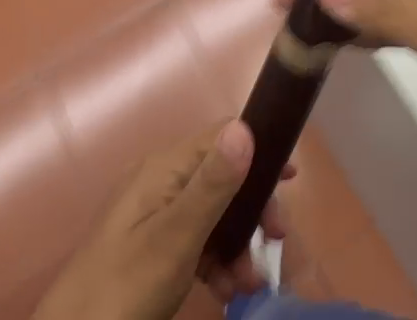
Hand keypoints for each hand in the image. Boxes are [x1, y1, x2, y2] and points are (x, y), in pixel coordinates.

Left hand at [32, 121, 293, 319]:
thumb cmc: (125, 285)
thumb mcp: (176, 237)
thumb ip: (212, 184)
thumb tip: (246, 126)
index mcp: (164, 168)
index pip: (220, 136)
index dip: (258, 150)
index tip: (291, 178)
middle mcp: (160, 182)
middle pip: (222, 177)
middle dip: (253, 207)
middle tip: (276, 240)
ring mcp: (153, 216)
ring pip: (213, 214)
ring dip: (238, 243)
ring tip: (249, 282)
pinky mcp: (151, 248)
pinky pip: (196, 241)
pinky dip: (216, 261)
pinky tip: (226, 290)